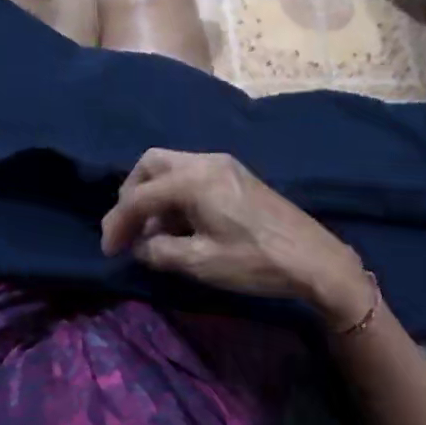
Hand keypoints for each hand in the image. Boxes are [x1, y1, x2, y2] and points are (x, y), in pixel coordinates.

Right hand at [100, 149, 371, 326]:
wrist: (315, 260)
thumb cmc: (257, 262)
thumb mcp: (202, 262)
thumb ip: (161, 251)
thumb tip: (142, 246)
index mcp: (195, 178)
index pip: (140, 195)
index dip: (118, 222)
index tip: (109, 250)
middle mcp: (208, 162)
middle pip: (153, 166)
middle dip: (133, 196)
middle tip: (130, 230)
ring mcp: (228, 167)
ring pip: (175, 170)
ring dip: (157, 197)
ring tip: (157, 236)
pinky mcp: (241, 179)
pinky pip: (196, 178)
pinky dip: (179, 198)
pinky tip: (184, 228)